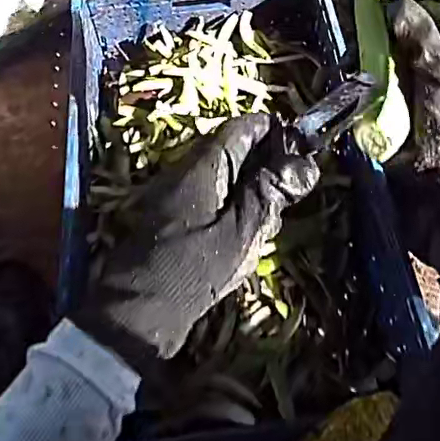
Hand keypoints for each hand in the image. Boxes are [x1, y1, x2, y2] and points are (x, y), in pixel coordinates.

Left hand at [73, 114, 319, 371]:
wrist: (135, 313)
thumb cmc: (193, 268)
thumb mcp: (242, 230)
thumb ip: (271, 192)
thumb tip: (304, 163)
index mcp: (205, 163)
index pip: (244, 126)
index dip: (275, 132)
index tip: (300, 149)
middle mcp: (187, 168)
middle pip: (235, 149)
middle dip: (266, 166)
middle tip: (288, 194)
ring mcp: (176, 192)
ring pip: (225, 175)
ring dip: (250, 191)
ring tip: (267, 223)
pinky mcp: (172, 216)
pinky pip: (211, 197)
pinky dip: (232, 209)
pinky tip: (243, 239)